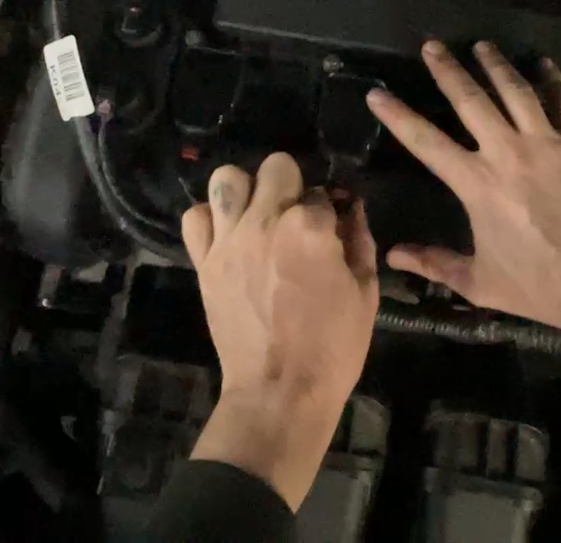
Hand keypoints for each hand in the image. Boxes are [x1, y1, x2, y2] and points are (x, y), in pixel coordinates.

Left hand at [180, 153, 378, 508]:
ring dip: (246, 191)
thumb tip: (352, 206)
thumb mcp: (365, 293)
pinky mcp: (205, 262)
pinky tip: (227, 234)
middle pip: (276, 167)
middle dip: (291, 185)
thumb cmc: (332, 348)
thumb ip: (360, 240)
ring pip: (227, 178)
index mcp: (310, 228)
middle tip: (294, 216)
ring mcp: (230, 240)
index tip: (330, 229)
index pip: (322, 191)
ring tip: (256, 215)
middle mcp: (266, 222)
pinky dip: (210, 219)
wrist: (279, 394)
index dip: (329, 210)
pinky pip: (195, 217)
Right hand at [366, 41, 560, 391]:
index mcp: (477, 184)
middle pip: (470, 100)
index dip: (398, 116)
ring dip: (496, 65)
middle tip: (432, 45)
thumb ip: (436, 263)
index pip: (426, 142)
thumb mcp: (481, 283)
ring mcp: (548, 144)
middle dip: (447, 70)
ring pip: (516, 92)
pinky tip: (545, 64)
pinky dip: (554, 82)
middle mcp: (507, 152)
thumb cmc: (543, 287)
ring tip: (482, 45)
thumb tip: (393, 256)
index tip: (378, 94)